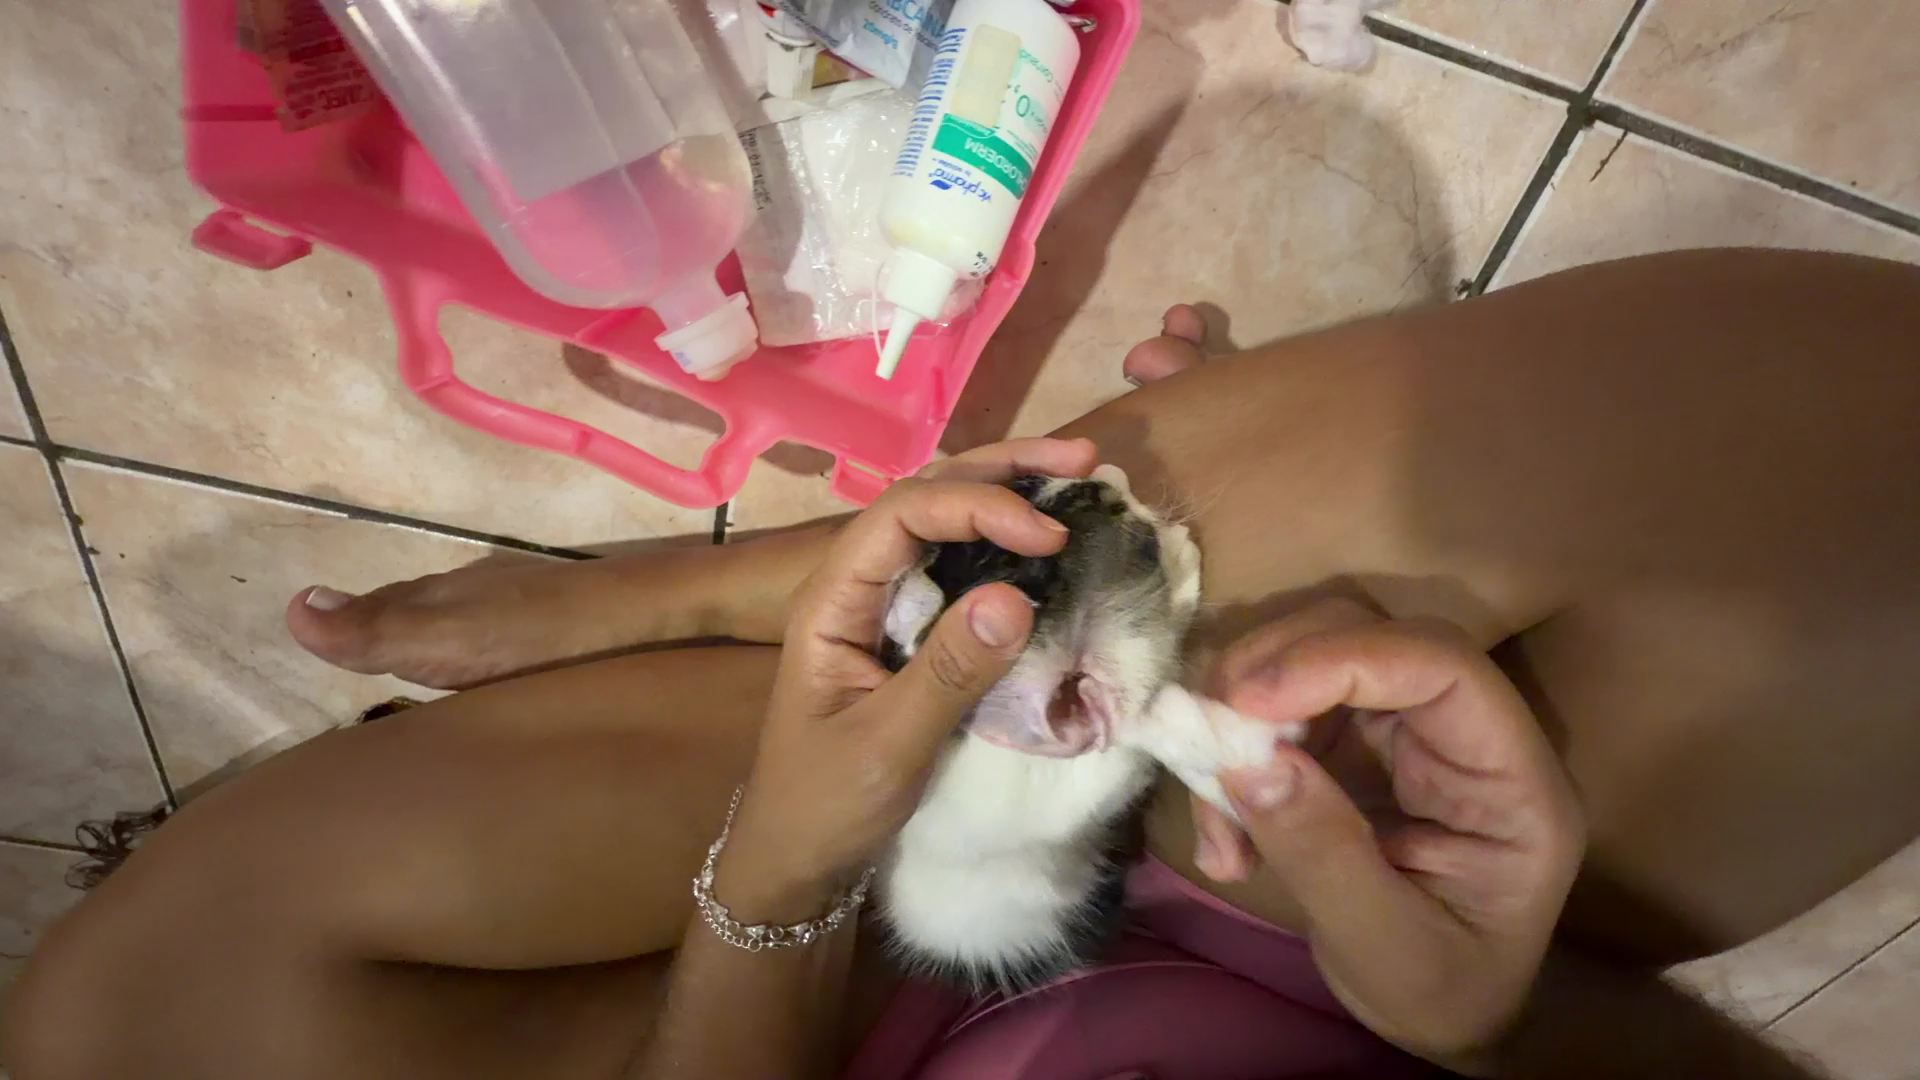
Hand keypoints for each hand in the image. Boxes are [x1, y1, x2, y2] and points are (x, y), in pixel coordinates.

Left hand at [714, 438, 1099, 921]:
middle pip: (925, 495)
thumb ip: (948, 672)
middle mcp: (858, 581)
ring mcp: (886, 601)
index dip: (978, 507)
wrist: (799, 853)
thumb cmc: (827, 801)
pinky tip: (1044, 539)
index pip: (904, 514)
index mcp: (834, 596)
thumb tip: (1018, 596)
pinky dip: (1005, 541)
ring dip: (1007, 491)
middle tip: (1081, 460)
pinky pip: (959, 565)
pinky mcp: (913, 627)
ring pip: (944, 521)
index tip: (1046, 537)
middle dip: (1002, 470)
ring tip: (1075, 477)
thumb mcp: (887, 745)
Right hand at [1199, 599, 1585, 1073]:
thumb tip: (1247, 762)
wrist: (1431, 1003)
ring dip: (1234, 710)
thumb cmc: (1436, 987)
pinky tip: (1219, 819)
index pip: (1435, 663)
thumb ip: (1324, 855)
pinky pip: (1267, 698)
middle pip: (1356, 633)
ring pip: (1299, 652)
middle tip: (1210, 739)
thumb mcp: (1387, 949)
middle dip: (1268, 670)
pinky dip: (1226, 741)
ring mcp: (1390, 721)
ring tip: (1214, 810)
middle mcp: (1451, 725)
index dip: (1336, 659)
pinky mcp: (1338, 731)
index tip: (1245, 703)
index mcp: (1505, 775)